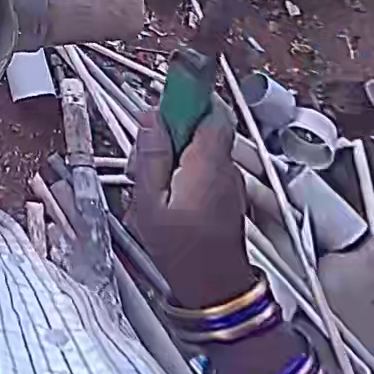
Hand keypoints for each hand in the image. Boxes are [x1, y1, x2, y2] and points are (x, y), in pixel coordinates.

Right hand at [128, 106, 252, 306]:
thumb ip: (150, 154)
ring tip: (151, 175)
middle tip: (146, 147)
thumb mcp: (150, 200)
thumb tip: (150, 119)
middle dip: (170, 125)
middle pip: (201, 125)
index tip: (173, 81)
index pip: (213, 112)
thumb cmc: (182, 251)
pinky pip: (201, 161)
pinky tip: (163, 186)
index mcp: (208, 166)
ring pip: (198, 142)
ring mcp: (228, 180)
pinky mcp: (225, 190)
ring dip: (172, 146)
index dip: (193, 92)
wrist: (216, 291)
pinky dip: (181, 162)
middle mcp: (224, 169)